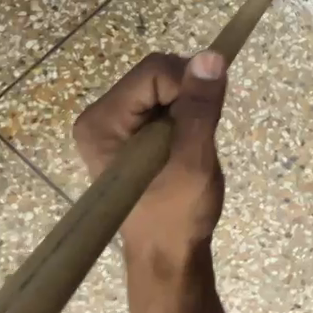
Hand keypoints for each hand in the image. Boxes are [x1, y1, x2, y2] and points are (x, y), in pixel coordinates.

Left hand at [73, 51, 227, 271]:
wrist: (168, 256)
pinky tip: (188, 143)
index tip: (204, 120)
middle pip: (159, 73)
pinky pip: (167, 101)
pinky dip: (186, 115)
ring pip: (167, 85)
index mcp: (102, 121)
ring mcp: (114, 124)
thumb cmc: (176, 215)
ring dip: (190, 107)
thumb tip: (211, 56)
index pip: (155, 70)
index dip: (188, 85)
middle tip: (201, 133)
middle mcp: (101, 116)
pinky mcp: (130, 132)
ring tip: (194, 143)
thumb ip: (199, 107)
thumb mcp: (193, 160)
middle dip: (189, 95)